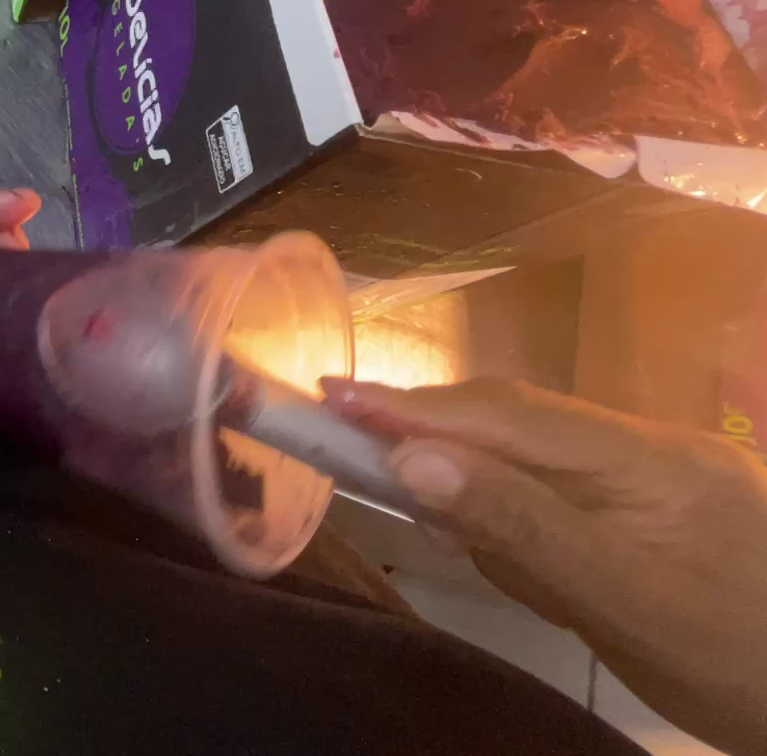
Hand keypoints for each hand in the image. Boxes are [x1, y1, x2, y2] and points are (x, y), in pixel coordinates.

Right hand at [326, 377, 766, 755]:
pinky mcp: (632, 497)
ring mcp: (641, 468)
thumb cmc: (737, 661)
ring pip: (515, 447)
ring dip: (466, 481)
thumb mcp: (623, 603)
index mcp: (653, 459)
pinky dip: (497, 504)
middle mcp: (644, 445)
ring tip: (447, 533)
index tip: (330, 395)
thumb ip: (516, 523)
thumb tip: (406, 458)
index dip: (413, 405)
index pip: (508, 415)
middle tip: (356, 454)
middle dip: (431, 437)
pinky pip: (538, 478)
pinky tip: (498, 545)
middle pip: (506, 418)